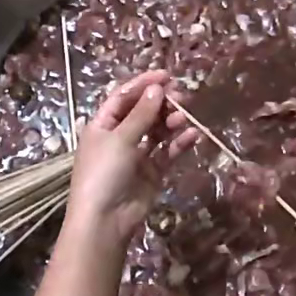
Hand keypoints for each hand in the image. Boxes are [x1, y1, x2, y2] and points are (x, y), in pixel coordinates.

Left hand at [64, 70, 197, 248]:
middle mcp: (118, 137)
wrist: (105, 219)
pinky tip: (193, 134)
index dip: (143, 84)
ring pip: (156, 131)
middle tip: (181, 96)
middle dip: (161, 102)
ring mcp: (135, 156)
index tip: (167, 75)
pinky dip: (179, 143)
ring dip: (171, 121)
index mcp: (101, 125)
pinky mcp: (151, 173)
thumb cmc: (103, 173)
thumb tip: (157, 89)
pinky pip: (167, 153)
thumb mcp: (119, 139)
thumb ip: (141, 114)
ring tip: (185, 115)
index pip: (123, 97)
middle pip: (142, 112)